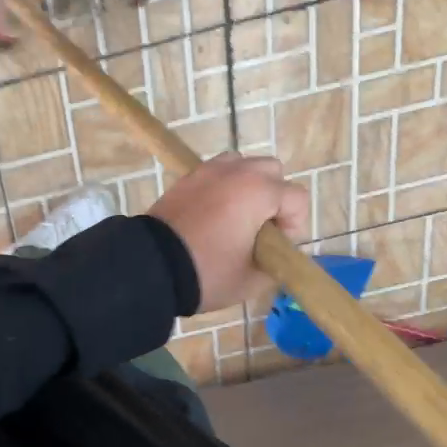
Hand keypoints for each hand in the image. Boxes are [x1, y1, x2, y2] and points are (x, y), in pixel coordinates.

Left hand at [147, 153, 309, 313]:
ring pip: (241, 165)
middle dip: (273, 197)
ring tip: (237, 218)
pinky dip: (222, 187)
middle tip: (259, 229)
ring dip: (247, 186)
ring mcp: (206, 171)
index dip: (294, 224)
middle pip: (271, 171)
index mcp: (258, 191)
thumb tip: (276, 256)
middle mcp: (235, 172)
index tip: (277, 247)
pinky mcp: (184, 179)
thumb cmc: (206, 273)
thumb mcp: (251, 280)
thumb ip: (275, 265)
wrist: (150, 267)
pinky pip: (214, 173)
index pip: (296, 198)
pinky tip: (214, 215)